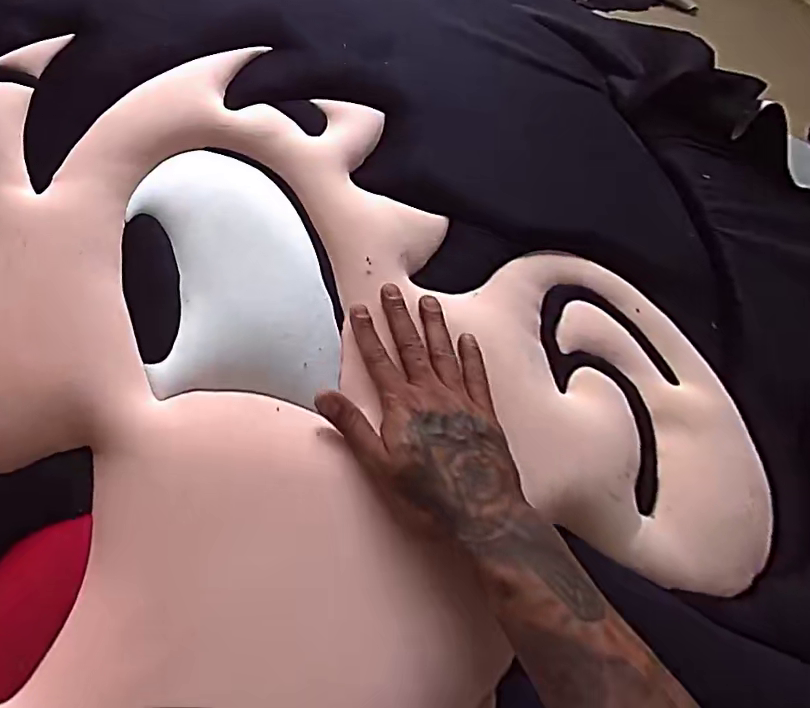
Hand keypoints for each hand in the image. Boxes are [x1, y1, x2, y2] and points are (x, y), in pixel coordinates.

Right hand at [314, 283, 532, 546]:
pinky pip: (477, 377)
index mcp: (402, 405)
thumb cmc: (428, 497)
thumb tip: (323, 394)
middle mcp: (431, 395)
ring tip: (427, 301)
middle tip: (390, 290)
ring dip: (433, 325)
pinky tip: (467, 339)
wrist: (486, 519)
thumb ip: (351, 425)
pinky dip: (471, 356)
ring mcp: (460, 402)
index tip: (358, 309)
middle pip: (410, 346)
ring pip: (443, 354)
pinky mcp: (485, 415)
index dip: (366, 333)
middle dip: (398, 316)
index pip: (379, 359)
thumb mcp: (378, 465)